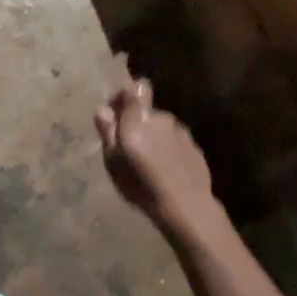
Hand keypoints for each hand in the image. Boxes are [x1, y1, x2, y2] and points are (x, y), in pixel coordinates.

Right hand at [94, 79, 215, 223]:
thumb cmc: (141, 184)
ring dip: (153, 137)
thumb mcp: (113, 162)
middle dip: (136, 123)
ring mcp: (181, 132)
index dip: (124, 95)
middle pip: (146, 112)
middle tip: (128, 148)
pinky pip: (174, 141)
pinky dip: (167, 149)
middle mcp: (162, 119)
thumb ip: (108, 132)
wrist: (186, 206)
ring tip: (147, 162)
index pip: (135, 89)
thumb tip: (102, 109)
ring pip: (161, 127)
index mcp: (139, 120)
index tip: (115, 113)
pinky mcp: (194, 147)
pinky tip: (164, 170)